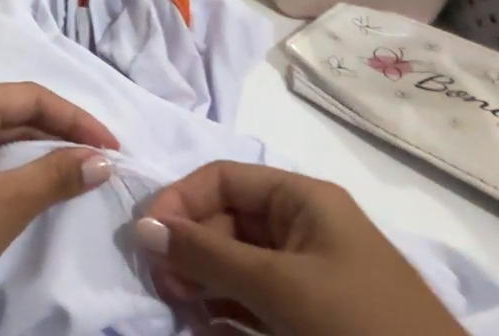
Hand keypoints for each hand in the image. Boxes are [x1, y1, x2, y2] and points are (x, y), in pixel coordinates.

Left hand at [0, 84, 117, 335]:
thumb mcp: (8, 203)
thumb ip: (57, 174)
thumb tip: (101, 159)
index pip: (31, 96)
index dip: (77, 118)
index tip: (115, 147)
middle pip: (17, 109)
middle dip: (62, 130)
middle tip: (105, 157)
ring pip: (2, 131)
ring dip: (42, 147)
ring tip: (83, 168)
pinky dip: (18, 162)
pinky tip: (41, 181)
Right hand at [133, 162, 466, 335]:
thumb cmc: (359, 326)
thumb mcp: (277, 286)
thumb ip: (205, 254)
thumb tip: (139, 226)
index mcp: (303, 200)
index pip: (221, 178)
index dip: (179, 201)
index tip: (146, 240)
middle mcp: (304, 227)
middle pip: (224, 220)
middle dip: (188, 249)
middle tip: (165, 288)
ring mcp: (309, 275)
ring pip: (234, 263)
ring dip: (202, 284)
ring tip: (184, 312)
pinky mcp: (312, 318)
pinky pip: (254, 300)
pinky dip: (226, 313)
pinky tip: (211, 332)